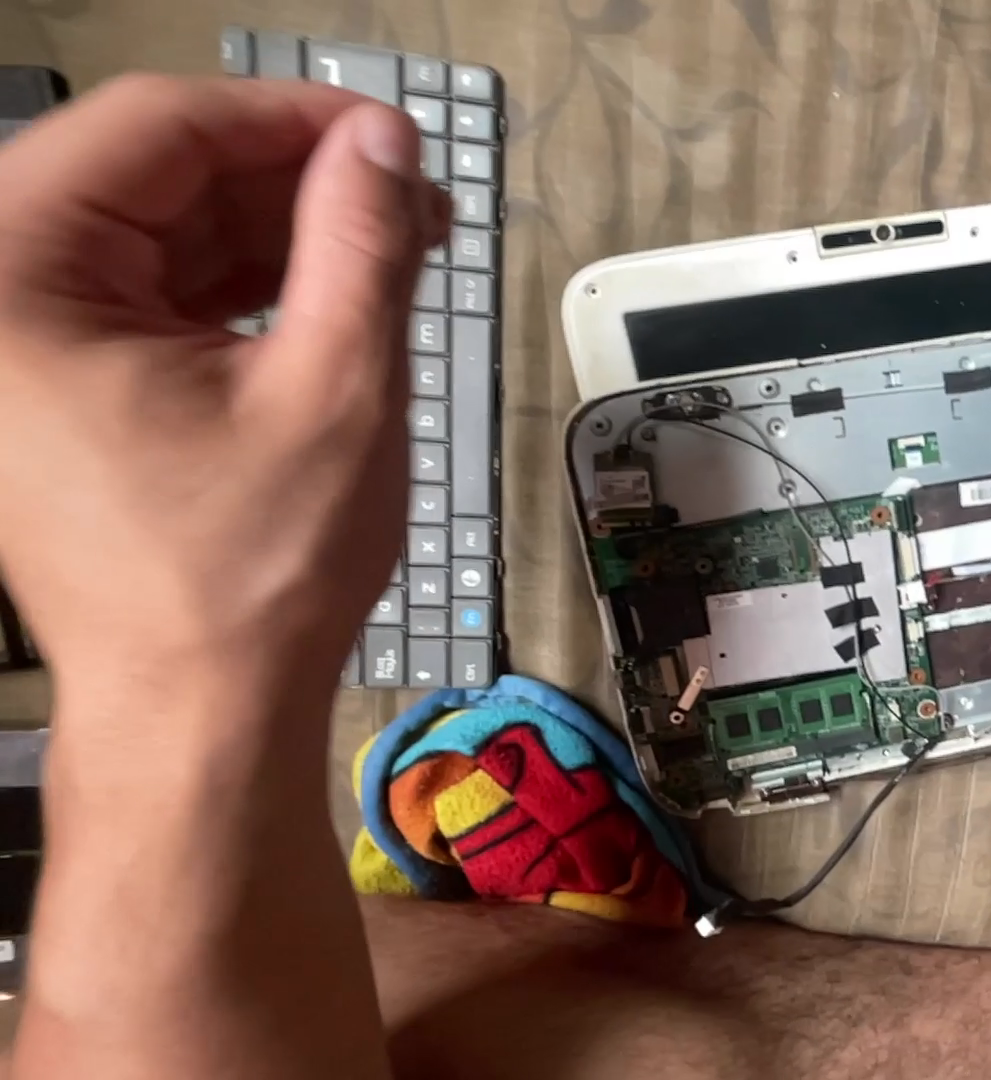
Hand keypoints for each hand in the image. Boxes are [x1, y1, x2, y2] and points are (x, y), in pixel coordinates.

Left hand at [0, 76, 446, 716]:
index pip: (154, 132)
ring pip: (174, 238)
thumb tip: (390, 146)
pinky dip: (266, 287)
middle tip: (421, 205)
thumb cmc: (267, 553)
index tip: (399, 138)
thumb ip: (362, 251)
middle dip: (303, 184)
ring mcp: (26, 339)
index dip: (292, 120)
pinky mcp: (78, 381)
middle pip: (160, 181)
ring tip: (402, 247)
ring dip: (295, 236)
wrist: (212, 688)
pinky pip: (175, 298)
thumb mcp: (338, 388)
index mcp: (6, 276)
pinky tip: (343, 293)